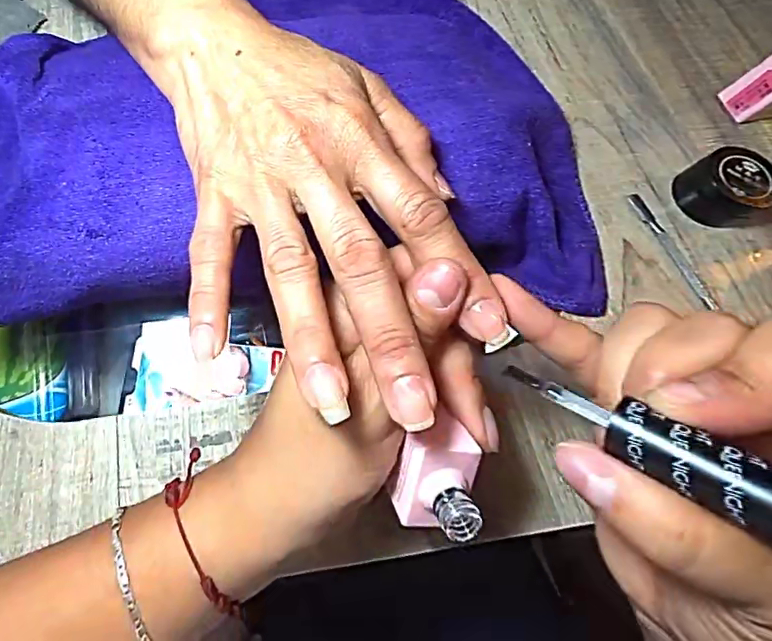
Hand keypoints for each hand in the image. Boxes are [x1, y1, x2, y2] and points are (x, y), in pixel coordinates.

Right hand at [143, 5, 507, 440]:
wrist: (214, 47)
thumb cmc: (294, 65)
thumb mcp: (364, 83)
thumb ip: (408, 139)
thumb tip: (446, 197)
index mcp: (358, 140)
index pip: (416, 213)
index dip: (454, 272)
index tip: (487, 333)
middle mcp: (312, 168)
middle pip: (358, 259)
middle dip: (391, 336)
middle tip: (419, 409)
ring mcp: (258, 184)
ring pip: (288, 268)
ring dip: (309, 338)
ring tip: (330, 405)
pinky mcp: (213, 192)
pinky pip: (209, 252)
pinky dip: (205, 301)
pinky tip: (207, 353)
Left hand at [221, 258, 501, 564]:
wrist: (286, 506)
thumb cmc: (315, 454)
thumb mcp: (374, 391)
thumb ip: (413, 327)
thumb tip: (449, 266)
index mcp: (335, 294)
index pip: (413, 267)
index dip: (456, 302)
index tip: (485, 341)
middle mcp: (349, 306)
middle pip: (429, 306)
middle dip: (456, 361)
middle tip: (468, 414)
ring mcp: (363, 337)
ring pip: (433, 340)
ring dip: (457, 385)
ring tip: (468, 432)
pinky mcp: (376, 365)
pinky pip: (424, 365)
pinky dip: (447, 397)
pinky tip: (462, 428)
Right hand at [494, 276, 771, 640]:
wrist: (718, 623)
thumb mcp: (766, 593)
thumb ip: (690, 536)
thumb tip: (592, 465)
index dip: (747, 368)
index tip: (690, 413)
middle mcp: (762, 393)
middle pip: (708, 331)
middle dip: (664, 373)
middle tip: (639, 426)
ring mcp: (684, 384)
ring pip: (645, 329)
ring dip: (615, 369)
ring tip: (613, 425)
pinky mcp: (620, 390)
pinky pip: (582, 346)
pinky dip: (547, 326)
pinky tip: (515, 303)